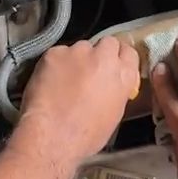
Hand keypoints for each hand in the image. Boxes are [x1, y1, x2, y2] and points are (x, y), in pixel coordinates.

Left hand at [16, 37, 140, 168]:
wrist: (52, 135)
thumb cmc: (87, 135)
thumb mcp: (114, 114)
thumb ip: (116, 90)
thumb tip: (110, 85)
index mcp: (123, 75)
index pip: (129, 53)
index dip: (119, 59)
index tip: (112, 67)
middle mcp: (104, 57)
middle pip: (108, 43)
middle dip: (100, 53)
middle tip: (89, 70)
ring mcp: (78, 51)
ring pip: (81, 47)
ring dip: (76, 59)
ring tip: (64, 78)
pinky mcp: (54, 52)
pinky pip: (58, 54)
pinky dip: (55, 64)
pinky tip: (49, 80)